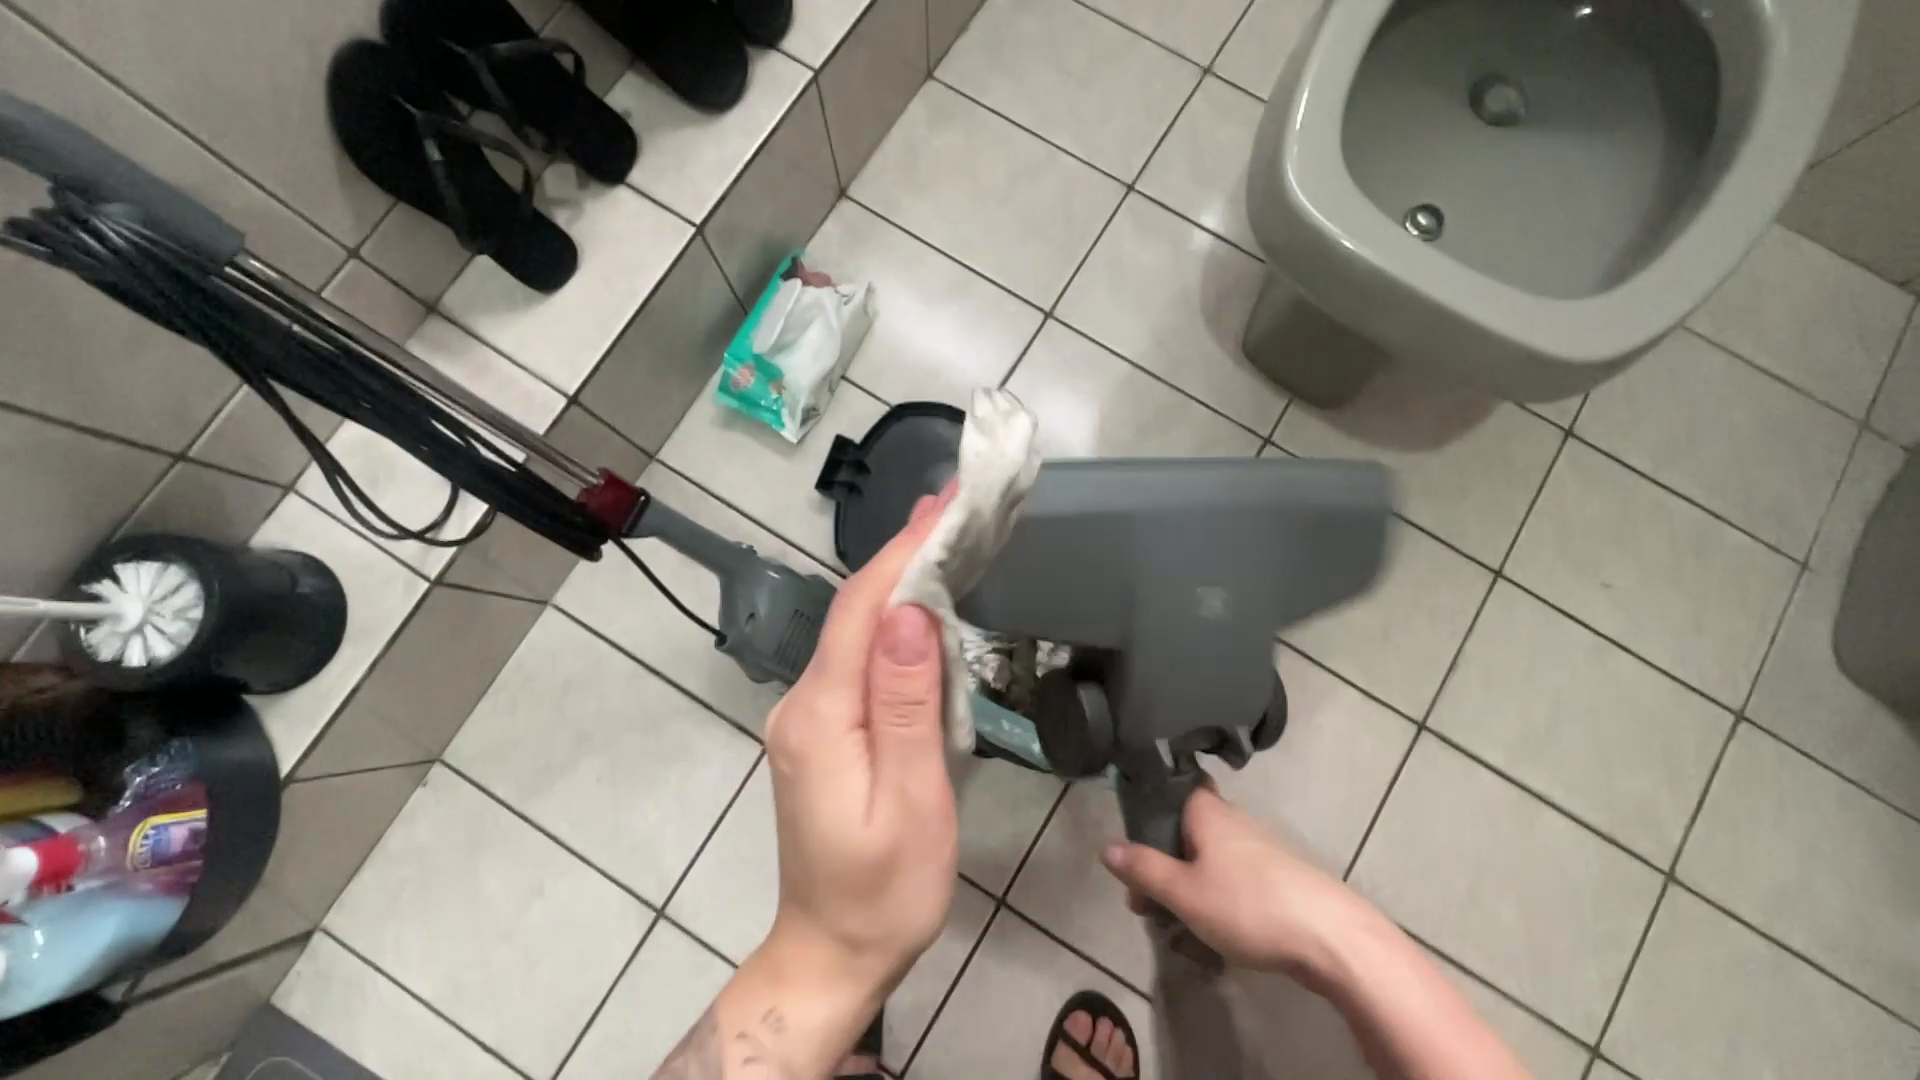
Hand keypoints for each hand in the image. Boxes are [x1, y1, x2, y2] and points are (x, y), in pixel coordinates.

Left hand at [760, 494, 957, 1001]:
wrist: (832, 952)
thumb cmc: (887, 890)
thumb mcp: (911, 800)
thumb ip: (906, 705)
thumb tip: (910, 614)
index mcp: (821, 716)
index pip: (862, 611)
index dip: (902, 553)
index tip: (943, 505)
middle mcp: (802, 705)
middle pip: (854, 615)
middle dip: (902, 558)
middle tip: (954, 514)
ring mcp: (805, 719)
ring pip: (854, 636)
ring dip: (898, 589)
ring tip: (946, 547)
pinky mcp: (817, 733)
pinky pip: (855, 665)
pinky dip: (890, 631)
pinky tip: (920, 616)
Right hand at [1100, 784, 1362, 983]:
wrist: (1333, 939)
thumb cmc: (1247, 905)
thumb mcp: (1183, 892)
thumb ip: (1143, 869)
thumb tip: (1105, 847)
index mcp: (1207, 811)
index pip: (1170, 789)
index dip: (1147, 812)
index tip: (1131, 847)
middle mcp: (1233, 819)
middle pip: (1186, 830)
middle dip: (1162, 863)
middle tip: (1144, 904)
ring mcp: (1260, 848)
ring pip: (1209, 857)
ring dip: (1187, 884)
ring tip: (1175, 923)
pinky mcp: (1280, 877)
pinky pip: (1233, 878)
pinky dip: (1216, 896)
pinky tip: (1213, 929)